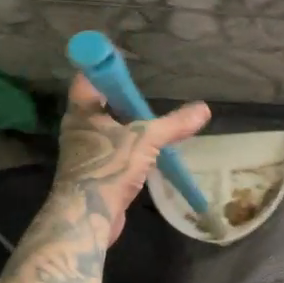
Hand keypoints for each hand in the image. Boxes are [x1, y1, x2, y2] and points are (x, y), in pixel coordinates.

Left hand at [52, 76, 210, 242]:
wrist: (88, 216)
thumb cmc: (109, 167)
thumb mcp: (147, 139)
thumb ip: (174, 123)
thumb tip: (204, 109)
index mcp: (82, 113)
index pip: (88, 80)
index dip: (106, 70)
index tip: (128, 66)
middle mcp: (79, 128)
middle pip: (100, 104)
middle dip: (123, 100)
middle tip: (148, 97)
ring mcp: (85, 151)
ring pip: (108, 129)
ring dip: (128, 125)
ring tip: (155, 124)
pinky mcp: (94, 171)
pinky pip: (113, 149)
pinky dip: (130, 147)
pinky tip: (149, 152)